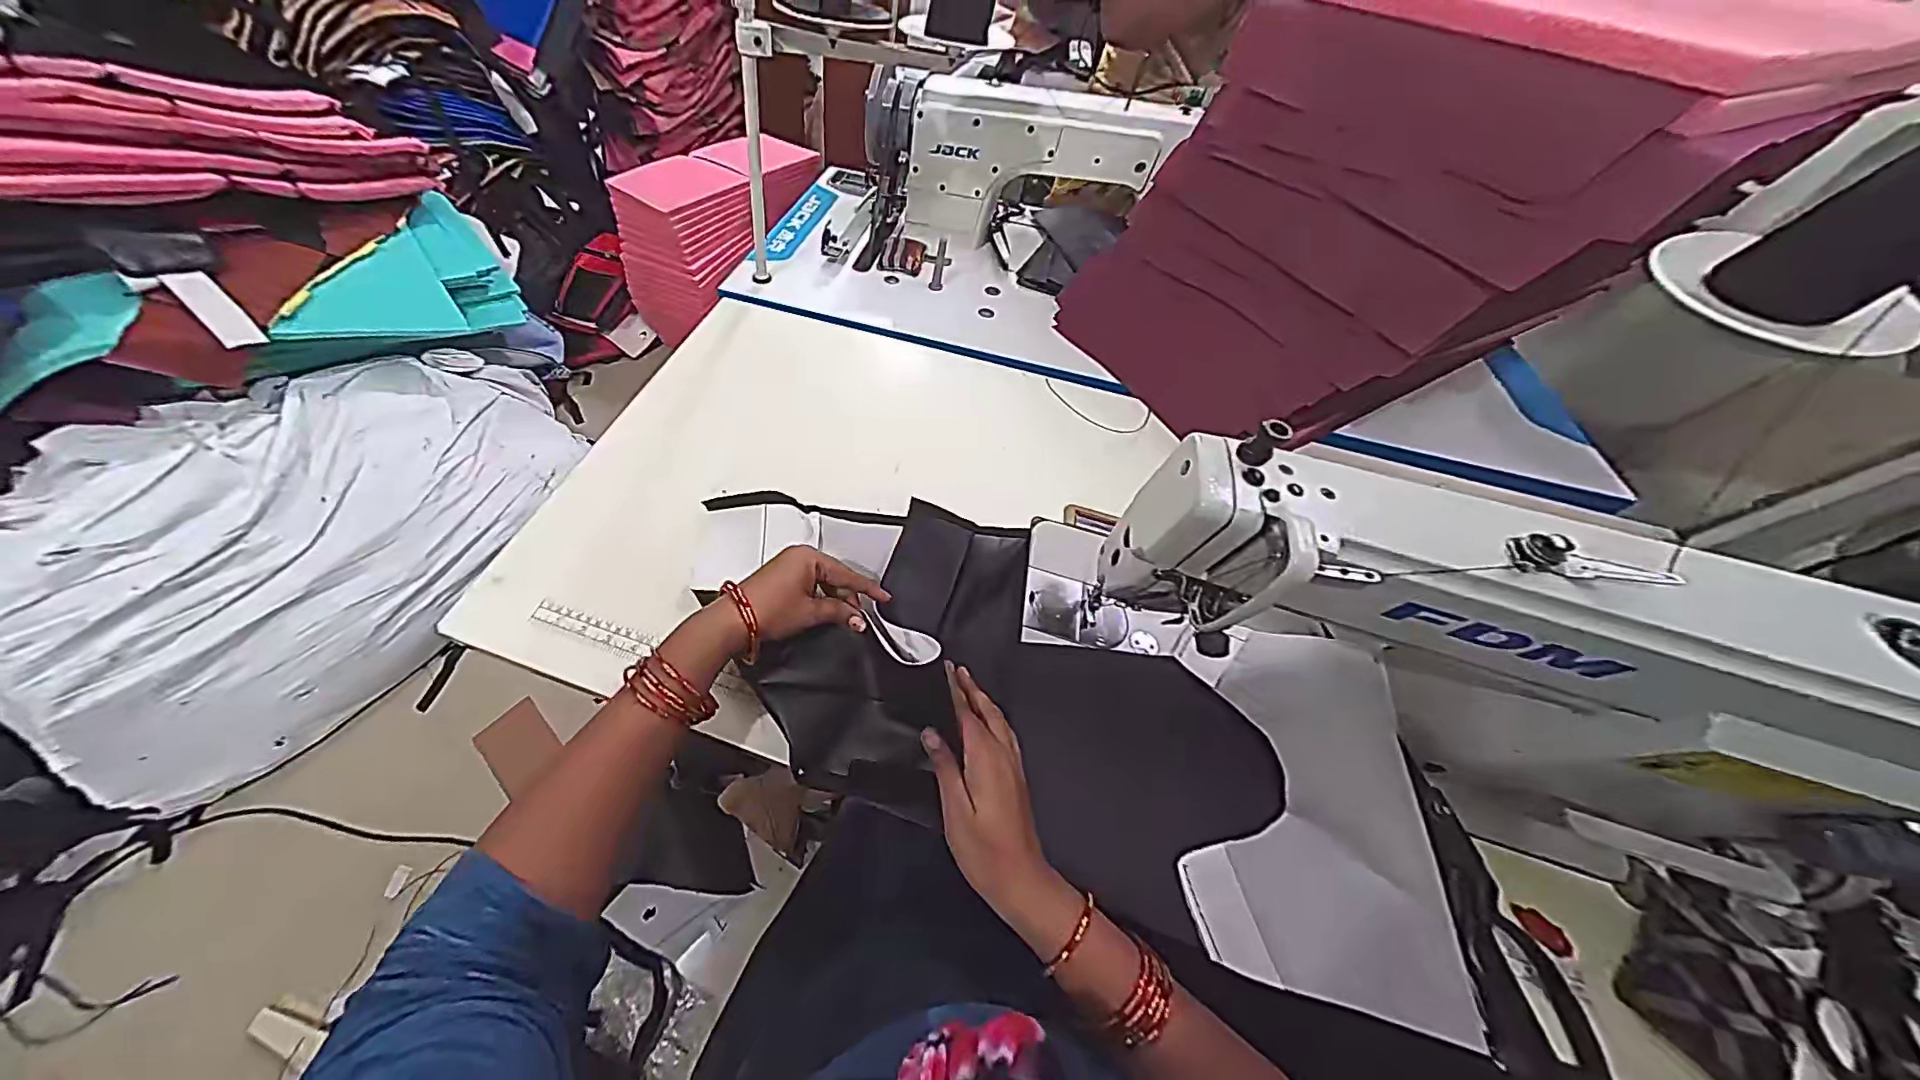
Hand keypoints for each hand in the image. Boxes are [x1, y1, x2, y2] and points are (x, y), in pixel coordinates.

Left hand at [736, 544, 890, 642]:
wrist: (733, 621)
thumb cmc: (763, 609)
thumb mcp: (811, 612)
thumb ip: (839, 612)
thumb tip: (855, 616)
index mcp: (808, 556)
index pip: (847, 574)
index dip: (867, 588)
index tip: (881, 595)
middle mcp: (798, 557)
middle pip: (836, 577)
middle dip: (848, 598)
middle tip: (859, 616)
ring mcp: (789, 566)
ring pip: (823, 583)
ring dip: (834, 601)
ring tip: (842, 618)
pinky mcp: (782, 578)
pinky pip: (811, 585)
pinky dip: (820, 599)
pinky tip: (825, 613)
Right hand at [923, 663, 1080, 943]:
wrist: (1020, 877)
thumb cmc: (986, 851)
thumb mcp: (954, 808)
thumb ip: (944, 766)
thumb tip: (933, 736)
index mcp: (986, 758)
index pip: (967, 713)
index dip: (955, 691)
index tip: (946, 672)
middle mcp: (1004, 757)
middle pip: (987, 711)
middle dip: (972, 689)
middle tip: (958, 671)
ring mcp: (1014, 766)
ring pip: (1000, 721)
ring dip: (984, 701)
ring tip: (970, 688)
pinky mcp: (1017, 777)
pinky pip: (1005, 735)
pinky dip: (994, 719)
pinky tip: (988, 724)